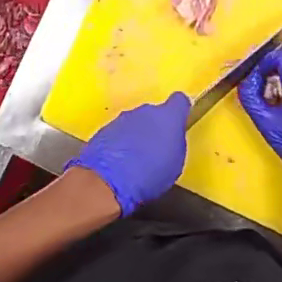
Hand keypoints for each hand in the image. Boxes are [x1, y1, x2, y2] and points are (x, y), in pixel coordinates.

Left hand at [66, 93, 189, 215]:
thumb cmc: (151, 173)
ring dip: (135, 136)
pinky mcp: (102, 130)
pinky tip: (118, 163)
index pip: (179, 101)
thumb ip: (174, 142)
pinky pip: (117, 134)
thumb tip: (170, 137)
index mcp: (168, 116)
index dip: (179, 111)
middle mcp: (144, 111)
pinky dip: (119, 144)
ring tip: (135, 160)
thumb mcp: (176, 162)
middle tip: (155, 149)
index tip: (179, 122)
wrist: (108, 180)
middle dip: (154, 127)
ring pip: (133, 123)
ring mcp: (120, 119)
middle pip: (153, 113)